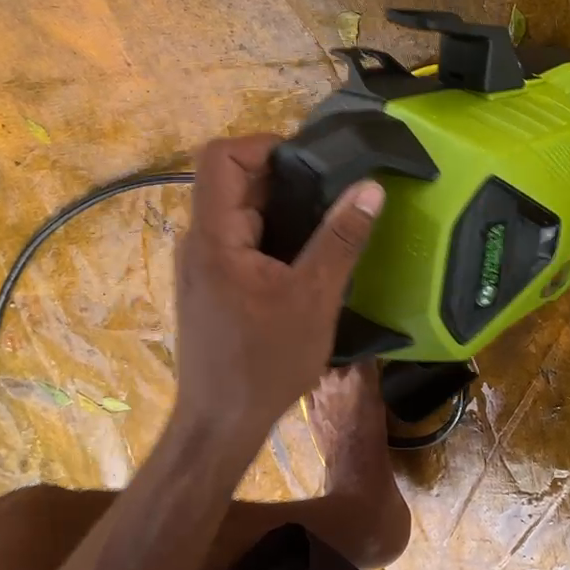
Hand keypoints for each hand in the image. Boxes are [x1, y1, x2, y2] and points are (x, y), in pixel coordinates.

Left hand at [173, 135, 384, 439]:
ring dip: (283, 204)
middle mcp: (199, 242)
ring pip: (240, 209)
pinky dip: (275, 230)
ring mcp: (202, 264)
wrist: (220, 425)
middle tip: (336, 189)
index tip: (311, 160)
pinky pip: (241, 236)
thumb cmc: (265, 361)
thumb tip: (370, 186)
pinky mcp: (212, 282)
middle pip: (232, 179)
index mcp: (215, 237)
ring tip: (330, 218)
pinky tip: (308, 254)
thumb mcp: (315, 297)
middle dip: (285, 175)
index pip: (221, 156)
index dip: (264, 144)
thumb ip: (341, 237)